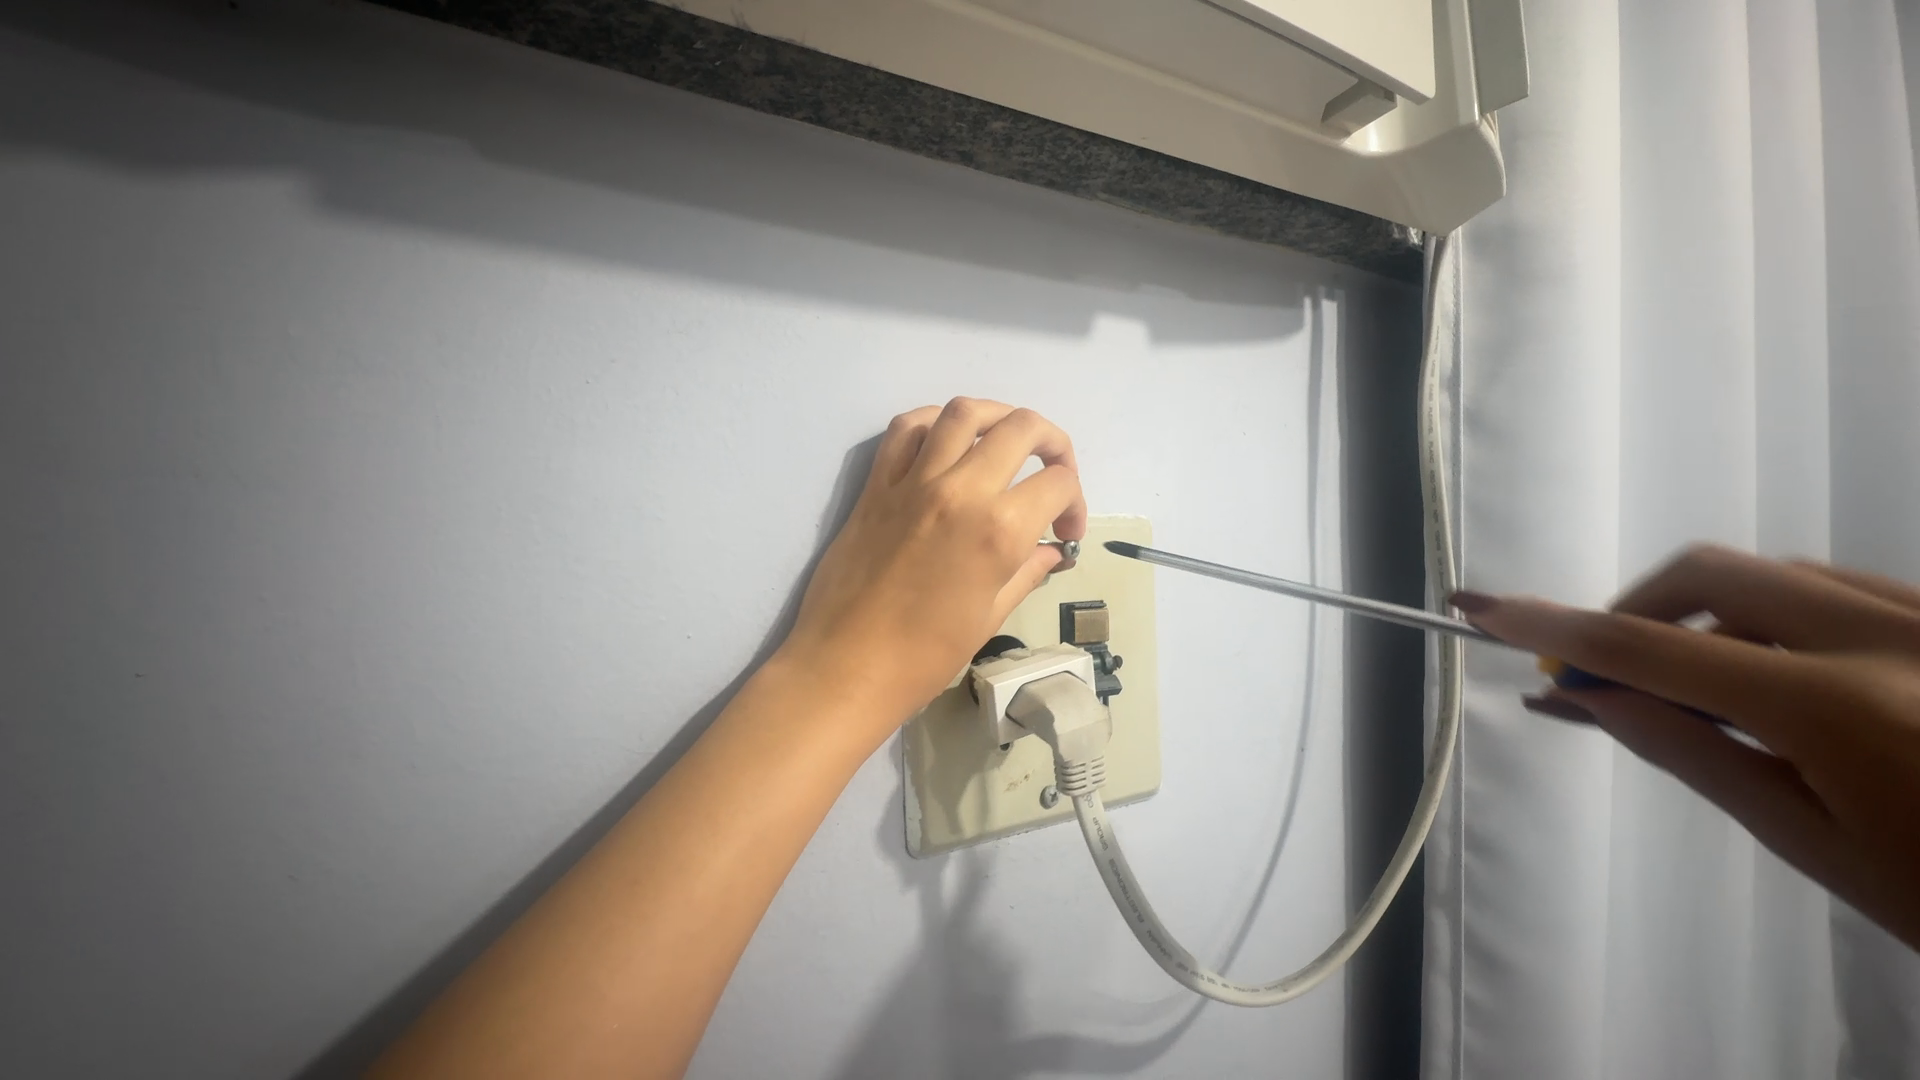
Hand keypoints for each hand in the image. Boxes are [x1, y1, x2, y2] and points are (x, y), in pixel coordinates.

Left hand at [780, 398, 1086, 723]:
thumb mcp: (989, 617)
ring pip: (963, 412)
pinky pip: (906, 429)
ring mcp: (913, 481)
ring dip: (997, 415)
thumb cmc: (924, 657)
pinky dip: (933, 422)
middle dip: (1052, 443)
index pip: (1057, 484)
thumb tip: (1049, 551)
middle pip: (1021, 428)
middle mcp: (961, 490)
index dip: (1074, 504)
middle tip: (1052, 472)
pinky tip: (946, 442)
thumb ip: (1025, 572)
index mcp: (998, 530)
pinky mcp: (875, 484)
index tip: (1064, 532)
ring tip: (1005, 440)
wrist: (846, 668)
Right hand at [1453, 545, 1919, 950]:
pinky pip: (1837, 585)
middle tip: (1604, 675)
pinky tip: (1780, 669)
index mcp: (1838, 707)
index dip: (1548, 626)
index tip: (1477, 607)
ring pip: (1772, 574)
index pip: (1645, 647)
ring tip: (1699, 684)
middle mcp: (1893, 637)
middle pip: (1707, 572)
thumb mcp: (1816, 842)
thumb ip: (1689, 751)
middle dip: (1630, 609)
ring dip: (1701, 613)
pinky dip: (1770, 612)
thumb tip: (1583, 698)